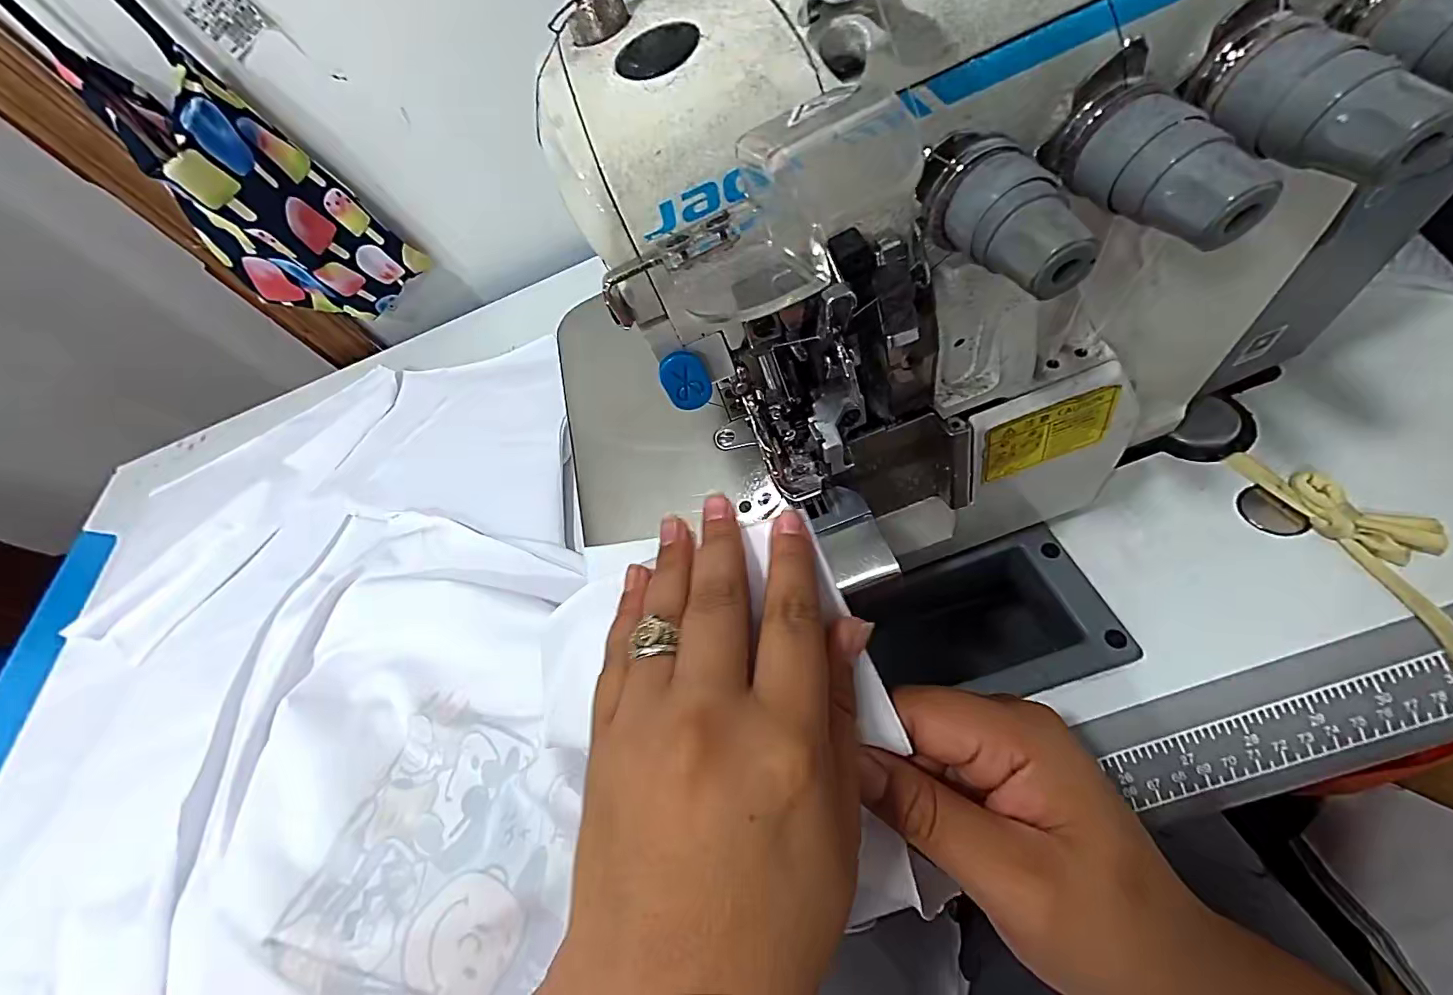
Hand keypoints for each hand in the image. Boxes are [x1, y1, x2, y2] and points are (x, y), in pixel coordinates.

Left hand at [542, 498, 872, 994]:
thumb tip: (844, 639)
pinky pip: (619, 654)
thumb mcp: (836, 827)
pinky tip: (638, 583)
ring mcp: (650, 723)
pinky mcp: (607, 740)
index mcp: (783, 741)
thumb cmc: (767, 920)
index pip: (792, 625)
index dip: (792, 566)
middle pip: (720, 605)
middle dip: (724, 546)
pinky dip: (630, 611)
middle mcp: (712, 718)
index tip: (787, 527)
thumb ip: (840, 720)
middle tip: (722, 506)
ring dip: (673, 563)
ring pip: (663, 617)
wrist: (664, 982)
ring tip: (679, 525)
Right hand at [860, 688, 1350, 994]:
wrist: (1165, 968)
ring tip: (881, 828)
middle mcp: (1006, 725)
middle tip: (851, 813)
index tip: (830, 775)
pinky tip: (905, 829)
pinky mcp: (992, 774)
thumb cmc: (1110, 929)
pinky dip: (910, 798)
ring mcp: (999, 748)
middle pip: (908, 721)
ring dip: (891, 785)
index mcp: (1018, 733)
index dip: (864, 735)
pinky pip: (930, 769)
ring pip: (912, 745)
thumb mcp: (1010, 877)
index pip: (911, 705)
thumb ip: (927, 814)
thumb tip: (854, 764)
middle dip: (876, 764)